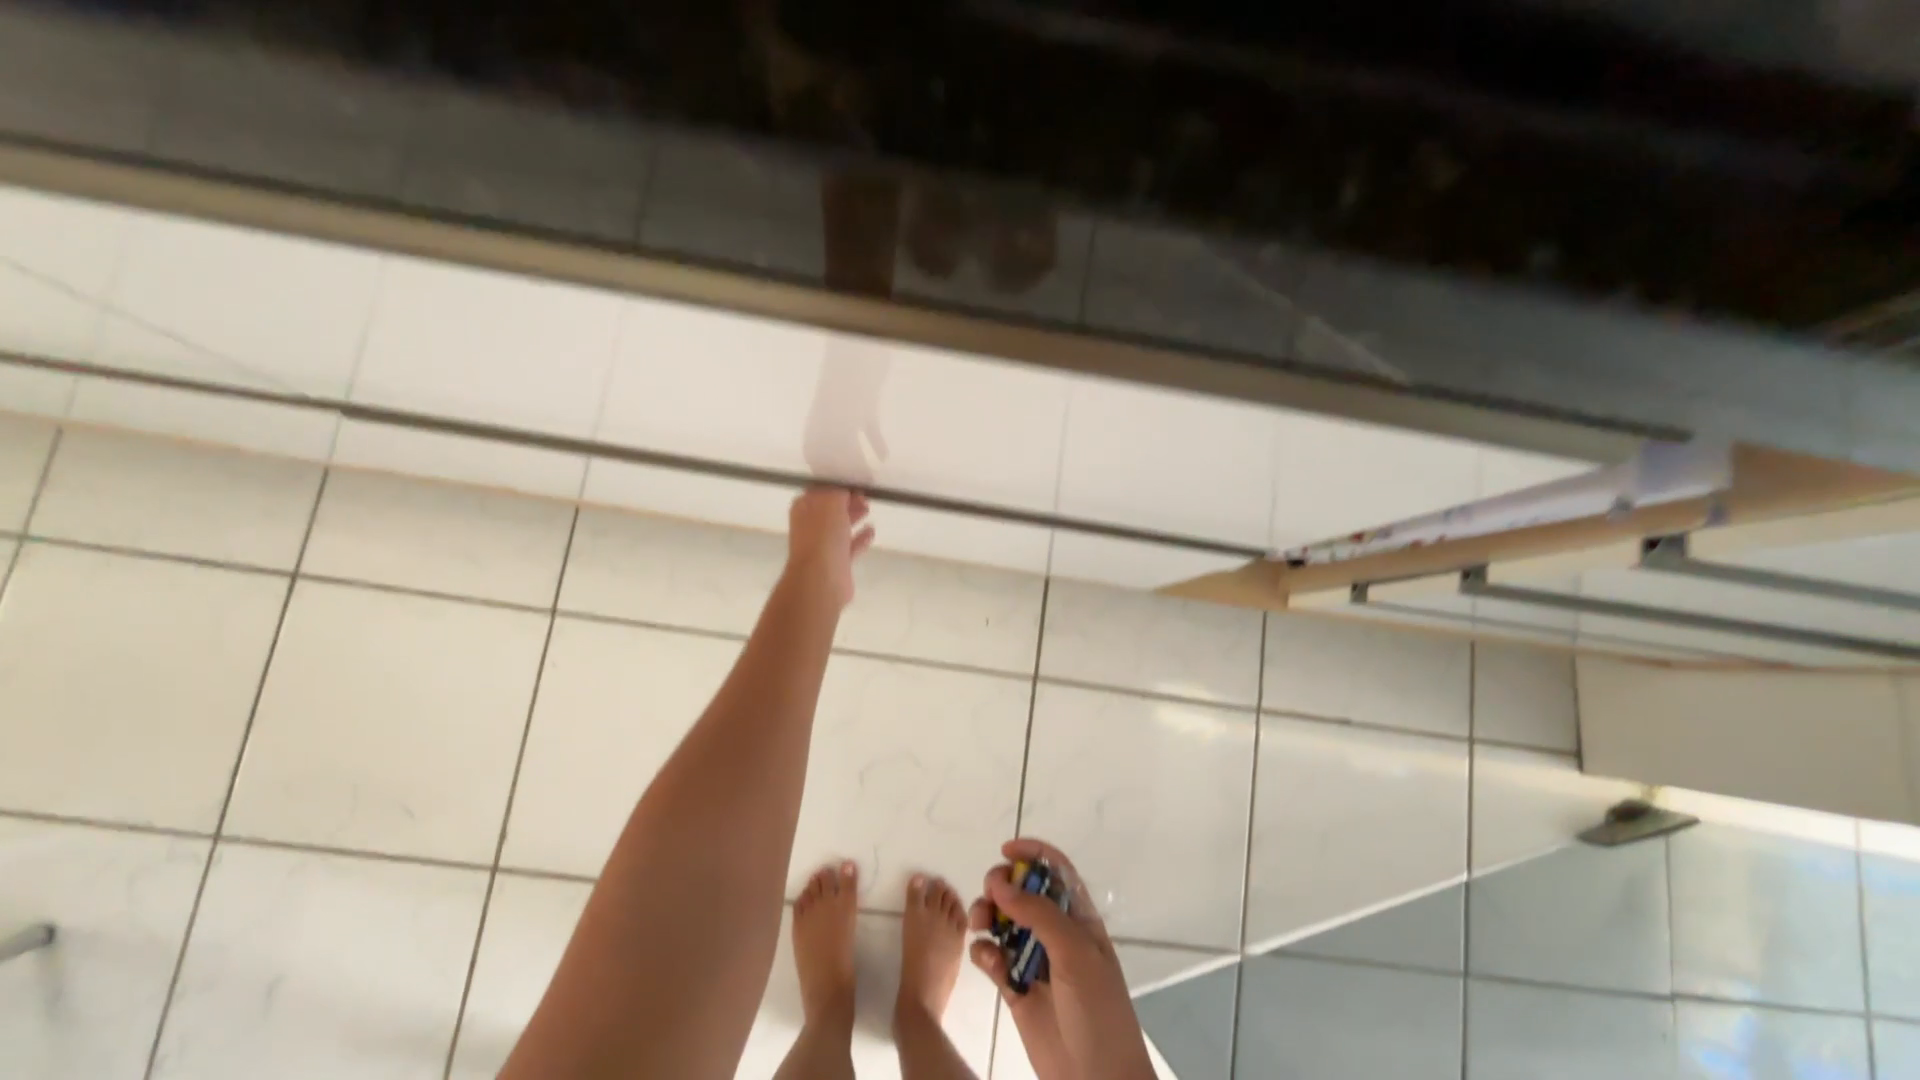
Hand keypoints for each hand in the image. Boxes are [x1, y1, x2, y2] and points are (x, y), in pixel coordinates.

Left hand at [786, 489, 874, 607]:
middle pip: (830, 508)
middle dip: (846, 500)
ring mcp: (823, 546)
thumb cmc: (823, 536)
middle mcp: (811, 526)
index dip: (835, 484)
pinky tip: (872, 530)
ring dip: (853, 516)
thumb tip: (844, 491)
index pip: (819, 490)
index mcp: (804, 509)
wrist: (822, 579)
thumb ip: (838, 491)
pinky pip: (851, 545)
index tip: (853, 480)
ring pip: (840, 526)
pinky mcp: (837, 563)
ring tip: (868, 508)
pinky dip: (861, 537)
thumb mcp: (831, 502)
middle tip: (864, 494)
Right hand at [969, 839, 1155, 1079]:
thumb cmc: (1097, 1010)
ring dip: (987, 916)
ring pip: (1003, 924)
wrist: (1097, 1078)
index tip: (1005, 850)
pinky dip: (984, 953)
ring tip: (978, 925)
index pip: (1057, 874)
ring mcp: (1035, 962)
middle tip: (990, 895)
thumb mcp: (1075, 954)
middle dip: (1002, 887)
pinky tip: (985, 959)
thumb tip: (1001, 882)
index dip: (1034, 855)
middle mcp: (1056, 935)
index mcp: (1079, 921)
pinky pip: (993, 959)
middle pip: (1023, 895)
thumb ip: (1039, 914)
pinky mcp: (1015, 990)